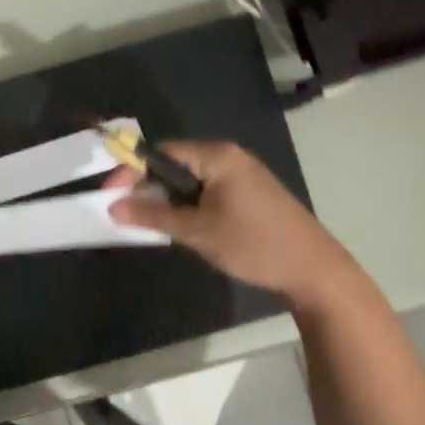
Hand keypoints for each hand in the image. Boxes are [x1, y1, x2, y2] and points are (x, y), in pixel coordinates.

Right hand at [105, 142, 357, 304]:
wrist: (315, 271)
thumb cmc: (254, 245)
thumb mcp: (197, 232)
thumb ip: (152, 216)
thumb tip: (113, 207)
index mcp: (218, 157)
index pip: (160, 153)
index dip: (130, 172)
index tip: (110, 195)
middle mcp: (229, 157)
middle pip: (173, 164)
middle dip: (146, 186)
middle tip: (124, 211)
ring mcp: (242, 175)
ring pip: (188, 180)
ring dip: (166, 199)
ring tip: (147, 222)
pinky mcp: (248, 193)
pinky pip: (205, 190)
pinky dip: (186, 205)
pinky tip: (179, 225)